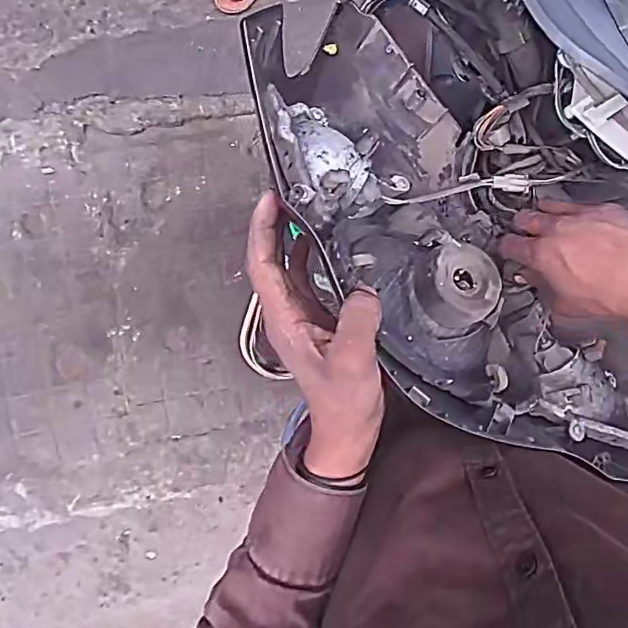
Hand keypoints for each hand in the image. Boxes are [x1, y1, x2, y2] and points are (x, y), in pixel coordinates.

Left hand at [245, 191, 384, 479]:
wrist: (346, 430)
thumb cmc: (342, 404)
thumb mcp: (353, 363)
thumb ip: (358, 322)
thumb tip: (365, 289)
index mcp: (285, 321)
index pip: (263, 267)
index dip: (263, 232)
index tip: (269, 202)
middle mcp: (288, 316)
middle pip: (272, 262)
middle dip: (274, 227)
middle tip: (286, 196)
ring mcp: (302, 319)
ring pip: (290, 270)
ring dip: (292, 240)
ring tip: (306, 213)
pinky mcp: (319, 323)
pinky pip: (311, 281)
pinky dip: (314, 259)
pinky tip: (329, 248)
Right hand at [495, 198, 627, 339]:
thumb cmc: (613, 294)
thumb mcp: (565, 304)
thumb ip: (542, 286)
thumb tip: (535, 279)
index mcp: (542, 254)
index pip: (511, 244)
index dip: (505, 248)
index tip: (507, 250)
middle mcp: (558, 229)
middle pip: (526, 218)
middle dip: (519, 226)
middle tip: (520, 232)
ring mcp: (581, 216)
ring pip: (550, 205)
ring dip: (542, 212)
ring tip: (542, 218)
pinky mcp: (604, 210)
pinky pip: (579, 203)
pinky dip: (572, 208)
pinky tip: (575, 216)